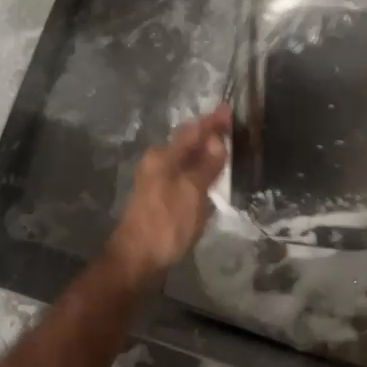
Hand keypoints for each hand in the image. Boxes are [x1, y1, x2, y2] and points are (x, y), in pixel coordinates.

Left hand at [106, 105, 229, 287]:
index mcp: (164, 156)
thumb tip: (217, 140)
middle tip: (230, 128)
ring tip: (223, 148)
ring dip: (202, 152)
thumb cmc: (166, 223)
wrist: (136, 259)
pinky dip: (196, 170)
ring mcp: (156, 179)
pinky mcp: (158, 196)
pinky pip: (182, 173)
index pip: (193, 131)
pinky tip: (208, 177)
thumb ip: (206, 166)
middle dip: (207, 134)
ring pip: (183, 158)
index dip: (212, 121)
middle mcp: (157, 162)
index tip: (229, 108)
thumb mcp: (192, 193)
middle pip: (186, 142)